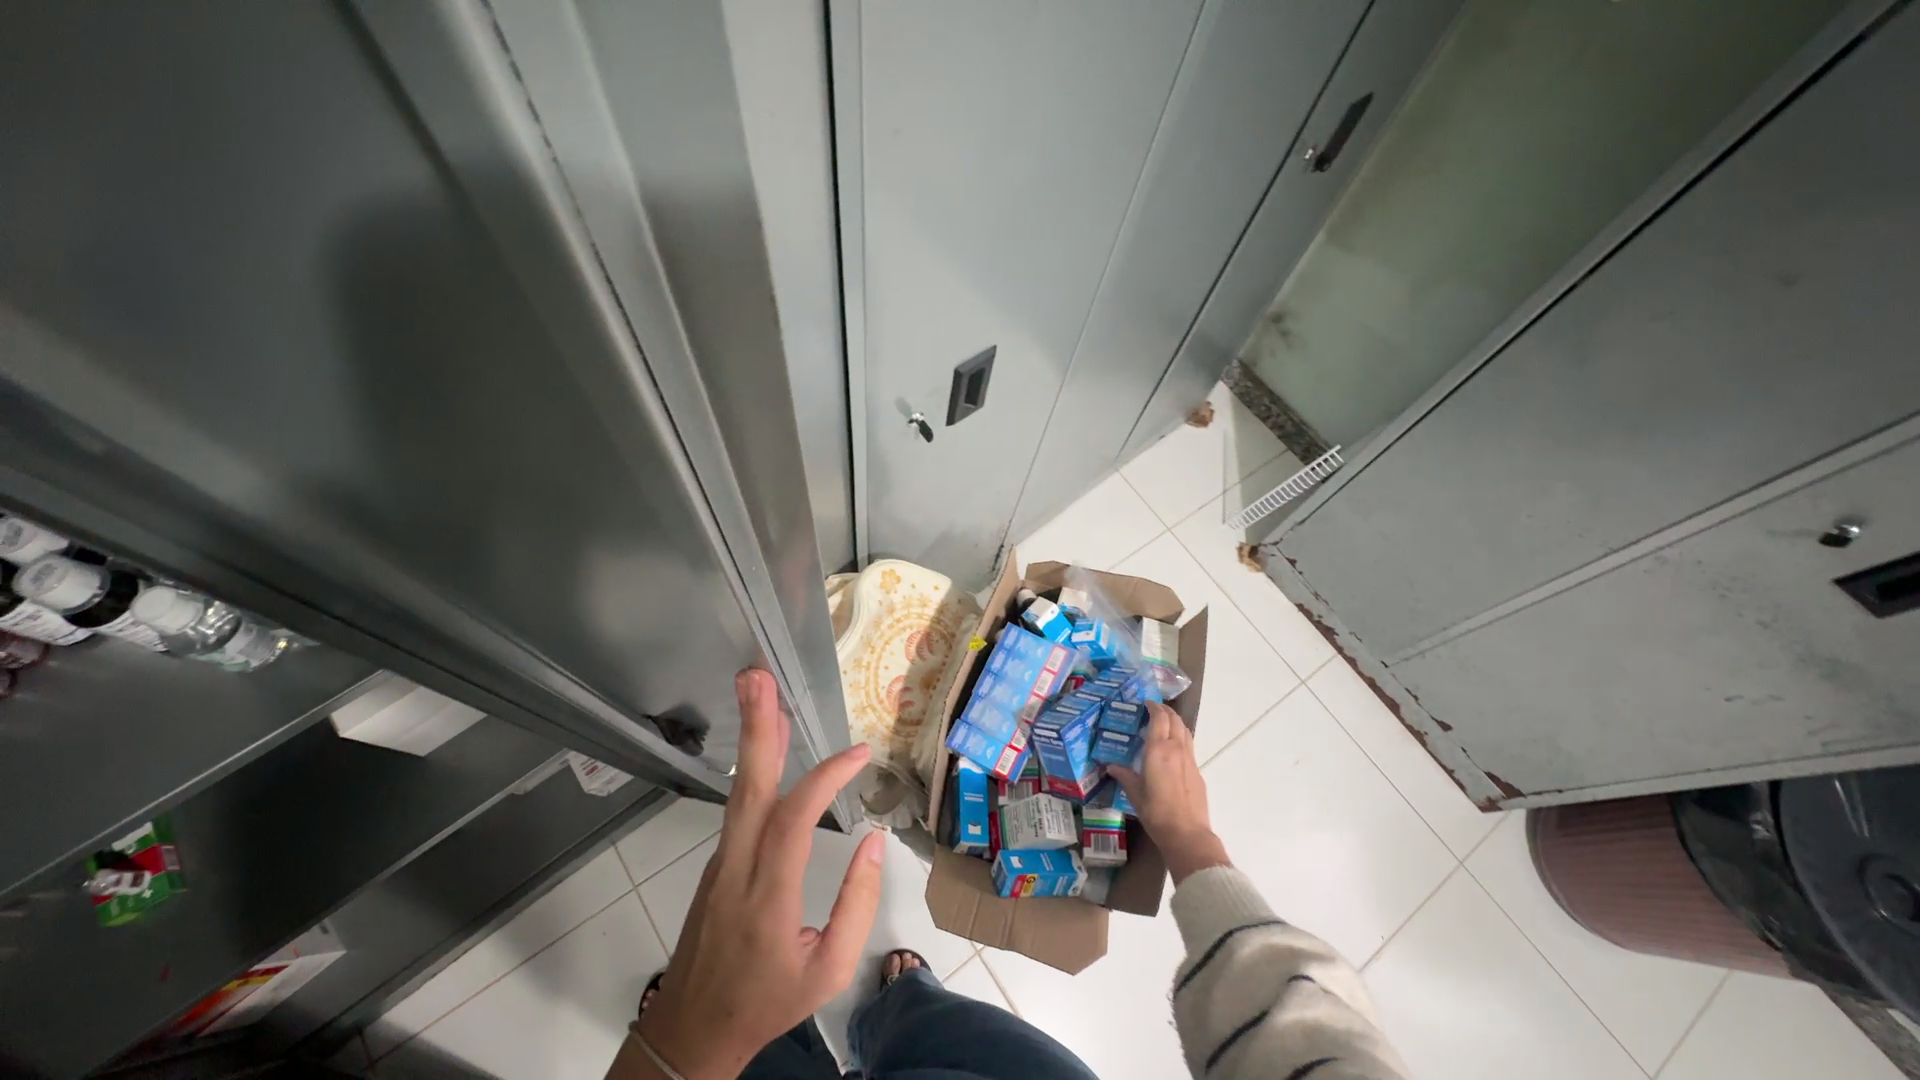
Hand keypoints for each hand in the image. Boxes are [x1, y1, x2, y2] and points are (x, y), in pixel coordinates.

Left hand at [631, 670, 883, 1079]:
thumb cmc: (768, 1001)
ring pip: (740, 790)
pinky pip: (739, 805)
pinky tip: (766, 744)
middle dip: (756, 727)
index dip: (825, 778)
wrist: (693, 1029)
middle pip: (749, 786)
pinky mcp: (719, 862)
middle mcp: (738, 866)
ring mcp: (722, 861)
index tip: (859, 753)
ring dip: (752, 738)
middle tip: (756, 677)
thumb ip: (856, 905)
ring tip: (760, 691)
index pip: (795, 819)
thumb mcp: (829, 971)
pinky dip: (754, 766)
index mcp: (768, 895)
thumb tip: (872, 842)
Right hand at [1108, 702, 1229, 883]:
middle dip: (1166, 711)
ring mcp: (1190, 760)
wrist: (1187, 833)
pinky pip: (1189, 746)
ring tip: (1164, 725)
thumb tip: (1111, 766)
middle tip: (1154, 710)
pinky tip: (1173, 751)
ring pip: (1186, 731)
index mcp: (1158, 750)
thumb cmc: (1156, 812)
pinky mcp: (1197, 772)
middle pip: (1175, 720)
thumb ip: (1125, 776)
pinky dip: (1181, 739)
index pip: (1159, 718)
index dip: (1154, 707)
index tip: (1146, 703)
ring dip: (1176, 723)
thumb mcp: (1135, 794)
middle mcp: (1176, 749)